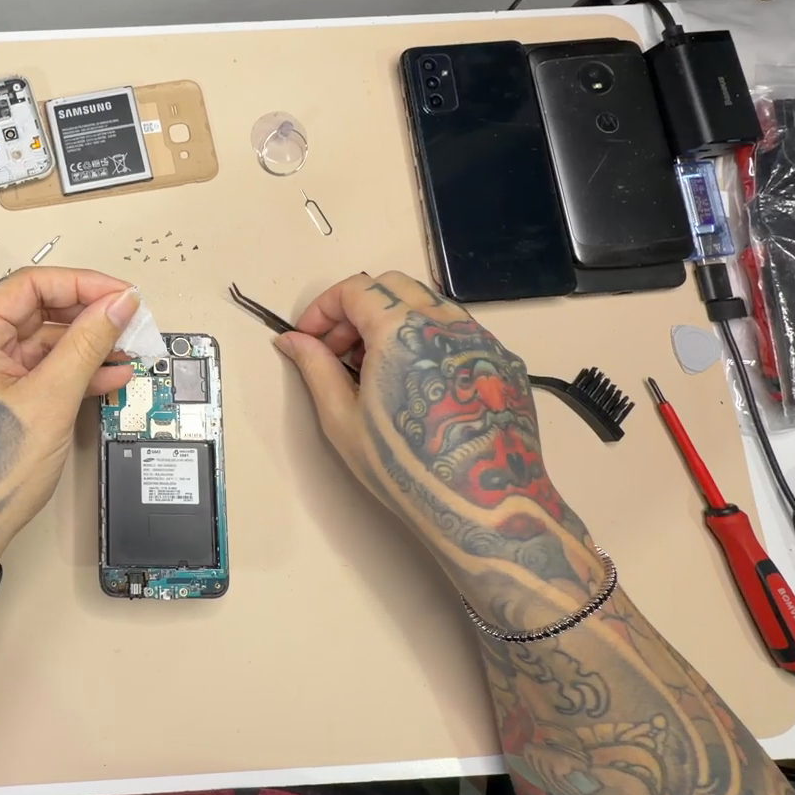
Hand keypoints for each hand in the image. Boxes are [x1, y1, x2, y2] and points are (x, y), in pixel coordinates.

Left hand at [0, 267, 139, 586]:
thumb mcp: (48, 401)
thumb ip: (86, 346)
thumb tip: (117, 305)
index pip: (29, 286)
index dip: (81, 284)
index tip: (121, 295)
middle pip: (37, 310)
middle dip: (88, 316)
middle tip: (130, 322)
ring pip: (44, 341)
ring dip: (87, 345)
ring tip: (128, 351)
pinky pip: (41, 369)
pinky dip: (75, 371)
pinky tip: (110, 376)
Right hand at [273, 272, 598, 600]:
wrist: (484, 508)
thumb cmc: (408, 468)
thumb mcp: (343, 419)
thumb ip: (315, 367)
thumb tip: (293, 341)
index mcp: (402, 333)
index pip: (355, 290)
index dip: (323, 308)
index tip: (309, 337)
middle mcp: (446, 325)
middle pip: (391, 286)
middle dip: (354, 309)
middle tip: (336, 350)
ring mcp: (480, 341)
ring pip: (425, 303)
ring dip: (389, 320)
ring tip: (372, 366)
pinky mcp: (501, 361)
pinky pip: (454, 329)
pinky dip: (423, 336)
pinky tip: (411, 379)